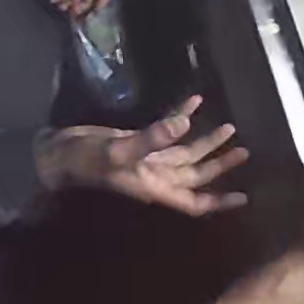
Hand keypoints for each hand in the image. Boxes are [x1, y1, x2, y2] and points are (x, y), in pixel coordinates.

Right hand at [37, 96, 249, 214]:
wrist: (59, 152)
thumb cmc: (86, 160)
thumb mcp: (118, 150)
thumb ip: (152, 138)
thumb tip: (185, 124)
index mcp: (155, 186)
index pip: (194, 202)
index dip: (219, 202)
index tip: (244, 196)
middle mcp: (157, 176)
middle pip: (196, 175)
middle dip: (220, 164)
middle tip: (244, 151)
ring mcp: (149, 160)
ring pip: (186, 154)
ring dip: (207, 142)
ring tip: (229, 128)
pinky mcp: (141, 143)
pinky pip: (167, 131)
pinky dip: (181, 117)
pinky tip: (194, 102)